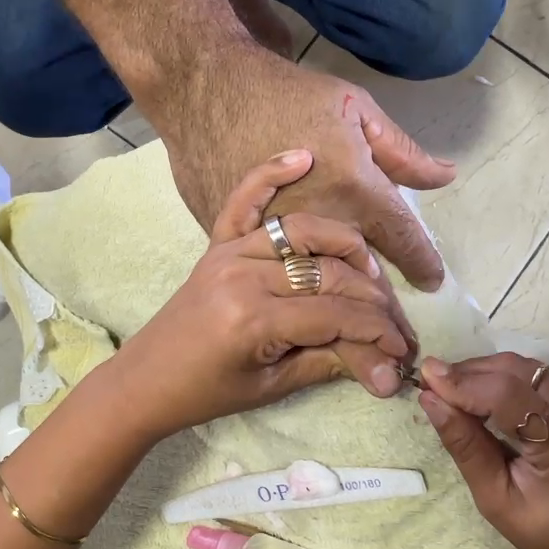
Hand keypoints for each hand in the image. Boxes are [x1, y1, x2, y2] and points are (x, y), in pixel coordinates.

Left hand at [109, 150, 413, 439]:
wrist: (144, 380)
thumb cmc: (206, 392)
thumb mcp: (271, 387)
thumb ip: (331, 365)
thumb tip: (391, 373)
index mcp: (255, 319)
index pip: (337, 314)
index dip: (379, 332)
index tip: (404, 348)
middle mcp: (244, 275)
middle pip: (330, 274)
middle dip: (374, 301)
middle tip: (398, 323)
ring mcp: (229, 252)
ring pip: (304, 233)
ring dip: (346, 244)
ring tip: (373, 267)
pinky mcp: (217, 242)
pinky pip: (245, 200)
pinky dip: (270, 174)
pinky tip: (303, 156)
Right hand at [157, 41, 456, 291]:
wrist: (205, 91)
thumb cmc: (286, 93)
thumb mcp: (354, 108)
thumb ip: (401, 151)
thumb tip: (445, 177)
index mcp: (354, 190)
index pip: (403, 241)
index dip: (424, 264)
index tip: (432, 281)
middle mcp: (318, 224)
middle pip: (363, 276)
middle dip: (383, 300)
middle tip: (393, 315)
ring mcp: (272, 241)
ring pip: (319, 289)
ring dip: (342, 306)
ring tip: (357, 317)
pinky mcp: (232, 248)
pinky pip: (271, 276)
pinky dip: (290, 286)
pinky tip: (299, 293)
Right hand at [416, 352, 548, 548]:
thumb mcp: (498, 502)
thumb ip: (466, 448)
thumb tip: (431, 402)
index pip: (506, 394)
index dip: (463, 381)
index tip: (425, 375)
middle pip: (518, 370)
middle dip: (471, 371)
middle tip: (435, 384)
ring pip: (531, 367)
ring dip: (490, 373)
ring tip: (457, 390)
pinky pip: (547, 378)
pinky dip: (514, 381)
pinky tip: (492, 398)